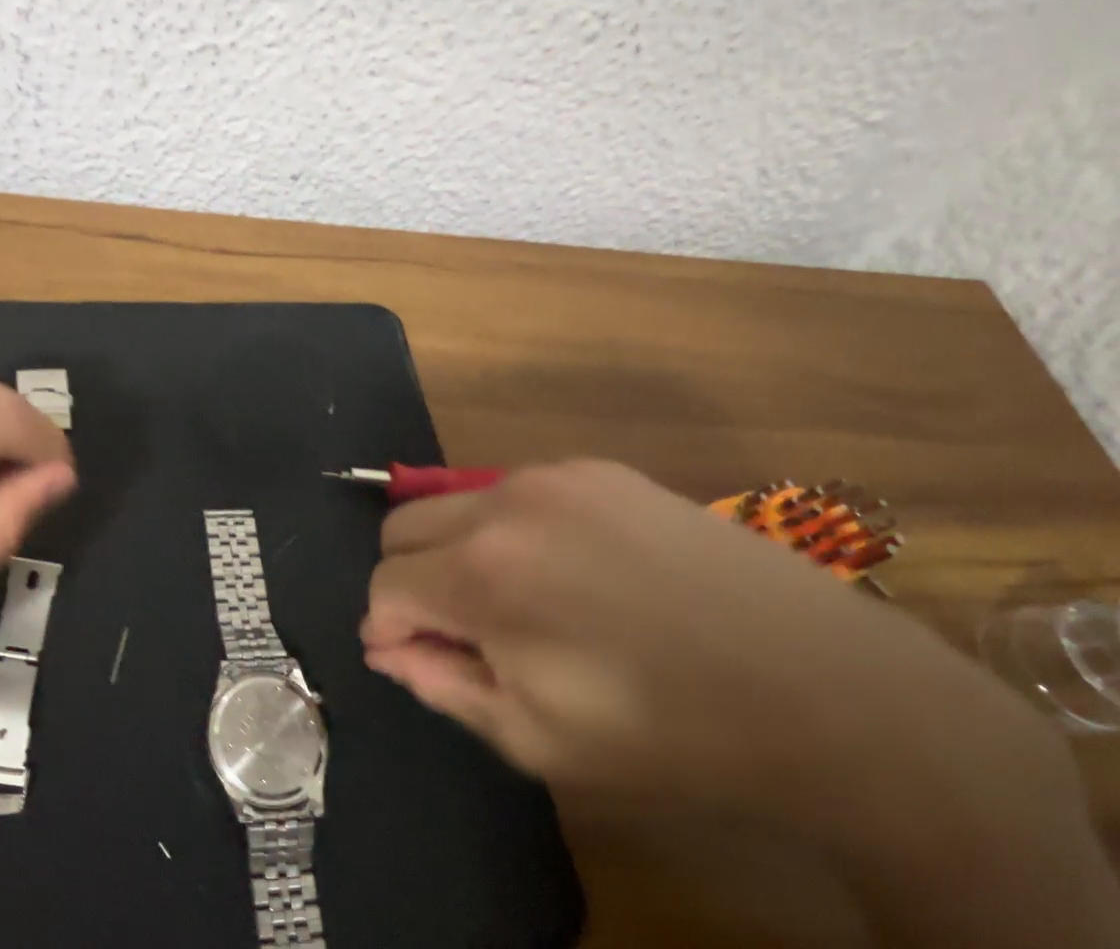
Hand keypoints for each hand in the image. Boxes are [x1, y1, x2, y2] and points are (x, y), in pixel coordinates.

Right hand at [360, 460, 1070, 830]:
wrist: (826, 690)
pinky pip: (515, 494)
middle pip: (402, 526)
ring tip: (519, 607)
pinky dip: (510, 531)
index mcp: (483, 574)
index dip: (390, 631)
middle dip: (410, 582)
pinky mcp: (604, 471)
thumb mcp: (534, 737)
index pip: (384, 585)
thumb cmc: (667, 733)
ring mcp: (558, 478)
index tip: (419, 662)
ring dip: (456, 552)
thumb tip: (391, 648)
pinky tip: (568, 577)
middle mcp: (506, 504)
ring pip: (455, 503)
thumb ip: (441, 684)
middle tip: (461, 635)